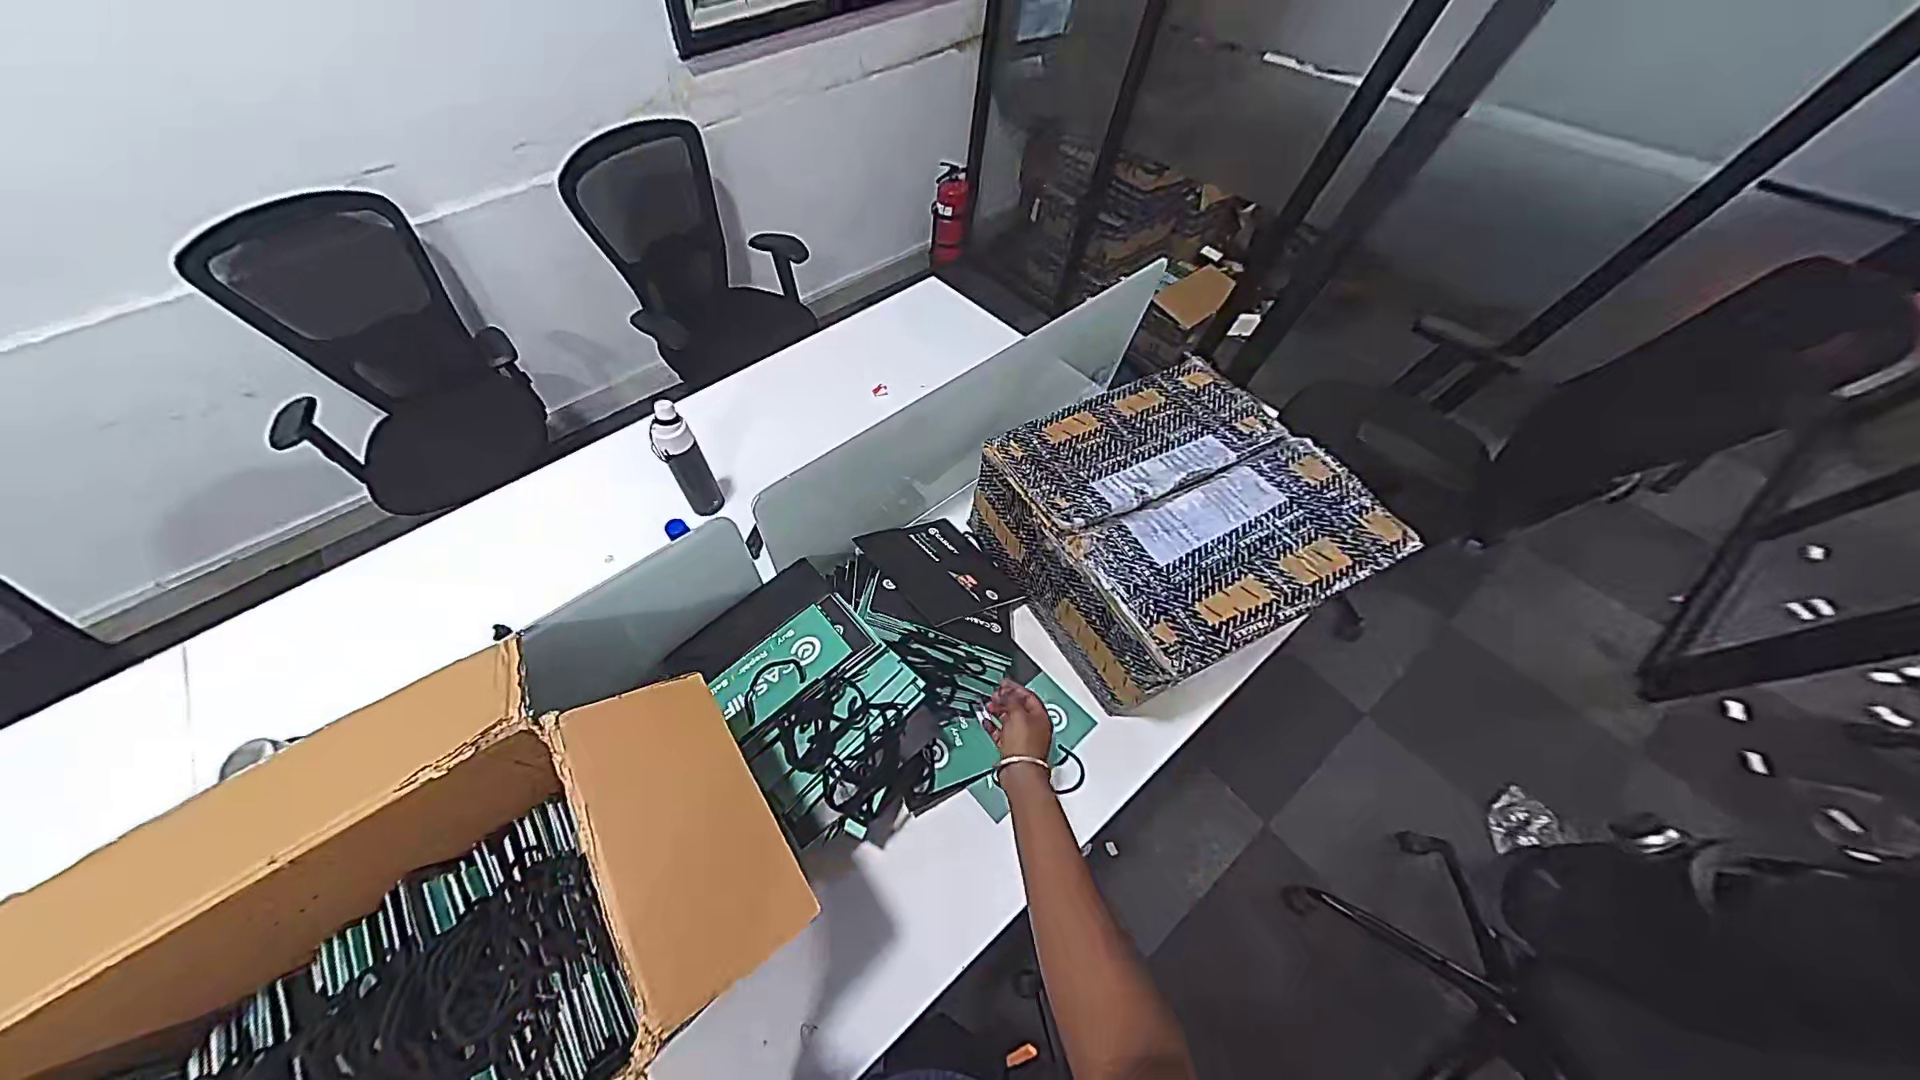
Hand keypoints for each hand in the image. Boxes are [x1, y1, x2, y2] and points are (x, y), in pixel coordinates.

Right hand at [985, 679, 1053, 762]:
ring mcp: (1024, 738)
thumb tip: (1006, 693)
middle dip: (1006, 699)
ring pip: (1010, 720)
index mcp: (1040, 717)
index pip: (1028, 696)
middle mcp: (1034, 727)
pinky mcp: (1013, 748)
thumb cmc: (1025, 746)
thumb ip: (1011, 700)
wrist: (1019, 771)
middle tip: (995, 694)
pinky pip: (1002, 733)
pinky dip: (994, 726)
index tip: (1004, 684)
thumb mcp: (1017, 714)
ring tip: (989, 706)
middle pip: (1019, 707)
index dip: (1015, 688)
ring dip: (999, 711)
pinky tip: (987, 722)